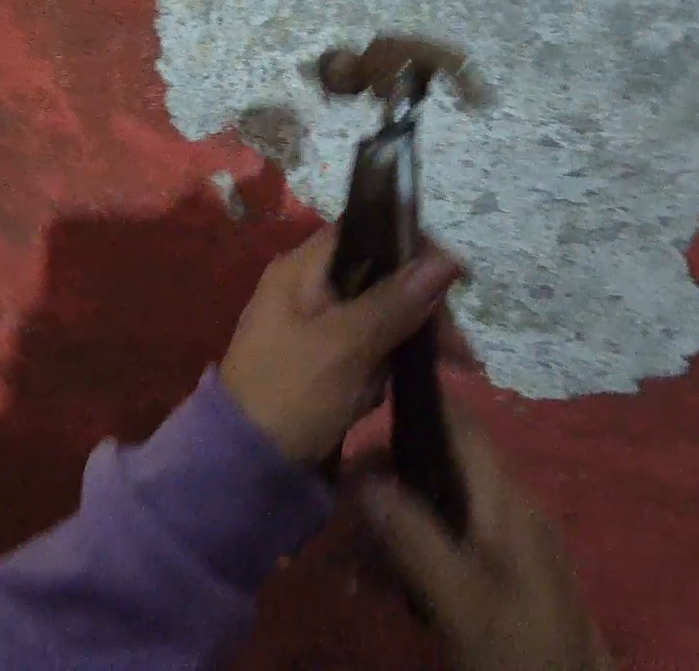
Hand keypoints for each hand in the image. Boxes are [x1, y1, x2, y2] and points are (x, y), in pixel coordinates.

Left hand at [219, 225, 461, 465]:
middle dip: (416, 312)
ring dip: (396, 350)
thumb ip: (396, 301)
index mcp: (300, 269)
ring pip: (377, 318)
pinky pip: (363, 351)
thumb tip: (446, 261)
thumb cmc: (291, 394)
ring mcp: (311, 325)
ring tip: (398, 383)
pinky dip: (375, 373)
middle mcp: (305, 287)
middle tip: (456, 353)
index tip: (454, 282)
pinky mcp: (318, 360)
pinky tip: (371, 399)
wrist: (243, 466)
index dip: (411, 248)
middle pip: (378, 278)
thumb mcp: (347, 345)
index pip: (365, 232)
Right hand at [362, 407, 612, 670]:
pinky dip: (410, 552)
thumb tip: (366, 478)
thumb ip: (414, 538)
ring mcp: (507, 540)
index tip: (368, 400)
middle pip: (438, 465)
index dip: (420, 401)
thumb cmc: (520, 652)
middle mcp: (509, 506)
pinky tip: (380, 584)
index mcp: (506, 499)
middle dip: (385, 481)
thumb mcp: (461, 601)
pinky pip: (446, 541)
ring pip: (436, 507)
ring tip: (348, 564)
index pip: (462, 424)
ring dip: (390, 526)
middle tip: (338, 509)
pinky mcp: (501, 571)